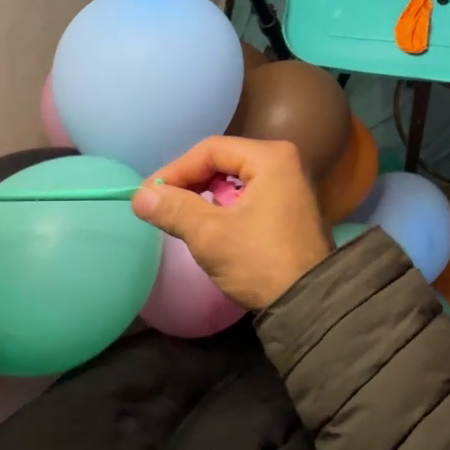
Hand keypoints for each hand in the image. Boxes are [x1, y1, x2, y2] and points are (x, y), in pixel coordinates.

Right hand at [132, 136, 332, 309]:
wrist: (309, 300)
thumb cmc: (260, 261)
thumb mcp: (211, 235)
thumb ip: (174, 209)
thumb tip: (139, 195)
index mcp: (271, 156)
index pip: (212, 149)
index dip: (175, 169)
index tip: (147, 195)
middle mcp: (285, 160)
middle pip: (224, 159)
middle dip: (189, 181)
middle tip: (159, 205)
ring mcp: (290, 182)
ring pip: (235, 177)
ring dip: (205, 193)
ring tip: (178, 214)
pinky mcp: (289, 204)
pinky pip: (249, 192)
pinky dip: (224, 203)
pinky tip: (207, 222)